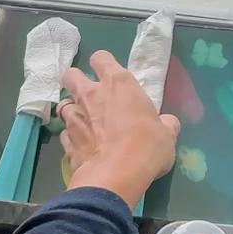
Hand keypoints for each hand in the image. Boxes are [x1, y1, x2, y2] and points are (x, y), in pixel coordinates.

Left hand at [59, 50, 180, 204]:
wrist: (117, 175)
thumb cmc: (147, 146)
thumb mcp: (167, 134)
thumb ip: (165, 124)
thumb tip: (168, 123)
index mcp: (119, 84)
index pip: (102, 58)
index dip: (103, 63)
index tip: (108, 73)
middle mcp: (92, 94)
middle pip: (72, 75)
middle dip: (75, 80)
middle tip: (87, 93)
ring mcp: (75, 117)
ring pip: (64, 104)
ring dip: (72, 110)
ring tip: (84, 122)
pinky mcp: (67, 141)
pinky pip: (65, 133)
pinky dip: (71, 136)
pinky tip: (81, 145)